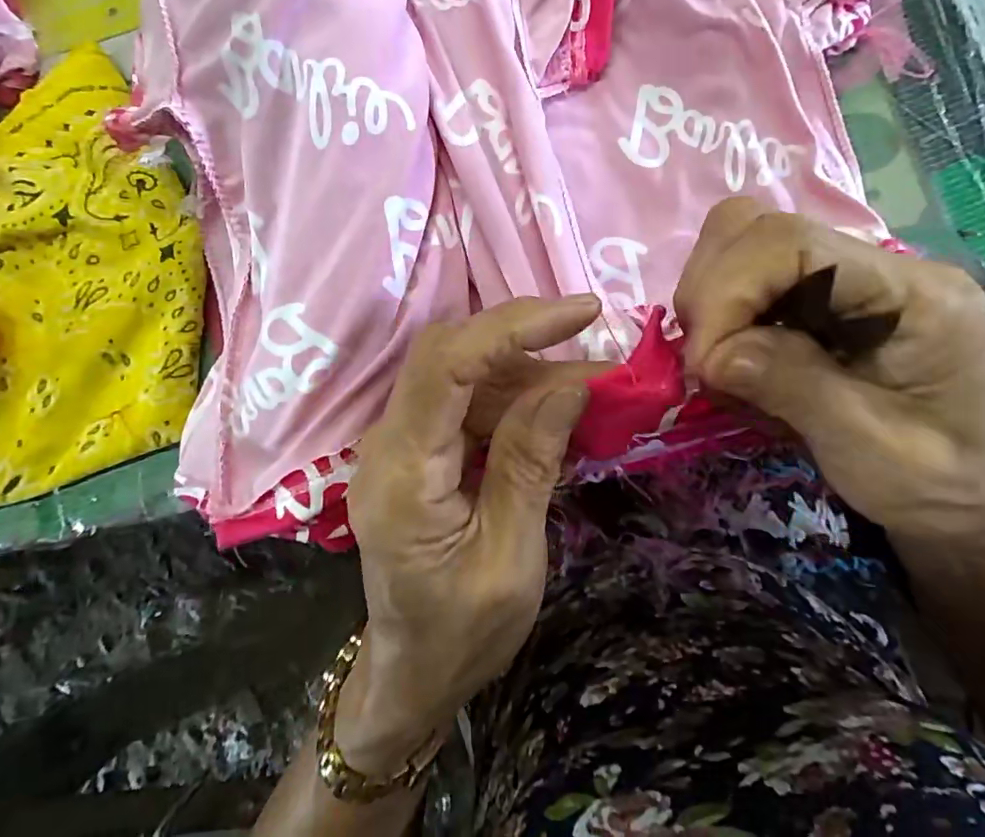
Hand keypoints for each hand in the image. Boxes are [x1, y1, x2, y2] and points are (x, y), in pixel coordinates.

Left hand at [339, 296, 598, 773]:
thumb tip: (569, 384)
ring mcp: (395, 444)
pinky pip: (461, 403)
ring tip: (596, 385)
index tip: (582, 312)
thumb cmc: (462, 633)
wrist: (412, 672)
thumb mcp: (510, 558)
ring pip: (459, 374)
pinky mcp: (413, 451)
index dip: (513, 326)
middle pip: (448, 355)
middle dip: (525, 342)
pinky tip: (557, 409)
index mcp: (402, 471)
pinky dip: (511, 398)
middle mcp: (386, 442)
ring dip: (527, 371)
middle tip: (598, 350)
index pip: (445, 364)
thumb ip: (529, 463)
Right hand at [673, 200, 984, 547]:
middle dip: (713, 293)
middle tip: (708, 364)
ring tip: (720, 363)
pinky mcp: (822, 295)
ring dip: (712, 301)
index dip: (729, 290)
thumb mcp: (870, 450)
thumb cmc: (940, 486)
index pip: (792, 243)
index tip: (706, 362)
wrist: (976, 507)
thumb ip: (795, 389)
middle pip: (759, 229)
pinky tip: (734, 359)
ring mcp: (849, 277)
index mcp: (914, 294)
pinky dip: (720, 313)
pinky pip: (746, 277)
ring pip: (743, 244)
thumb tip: (714, 354)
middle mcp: (880, 267)